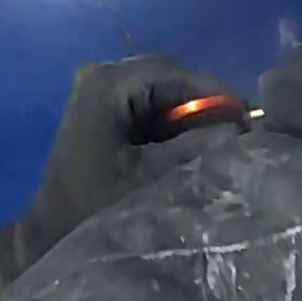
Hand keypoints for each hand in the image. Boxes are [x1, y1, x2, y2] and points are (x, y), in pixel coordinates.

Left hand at [0, 56, 244, 286]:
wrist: (53, 228)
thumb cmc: (98, 202)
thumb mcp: (152, 177)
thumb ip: (195, 148)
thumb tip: (239, 127)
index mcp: (107, 82)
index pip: (169, 72)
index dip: (210, 90)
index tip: (248, 115)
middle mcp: (99, 74)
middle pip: (162, 76)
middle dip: (199, 100)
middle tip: (238, 128)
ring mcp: (96, 89)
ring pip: (154, 89)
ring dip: (185, 111)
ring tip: (220, 138)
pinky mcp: (98, 107)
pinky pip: (142, 102)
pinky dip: (168, 119)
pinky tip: (189, 142)